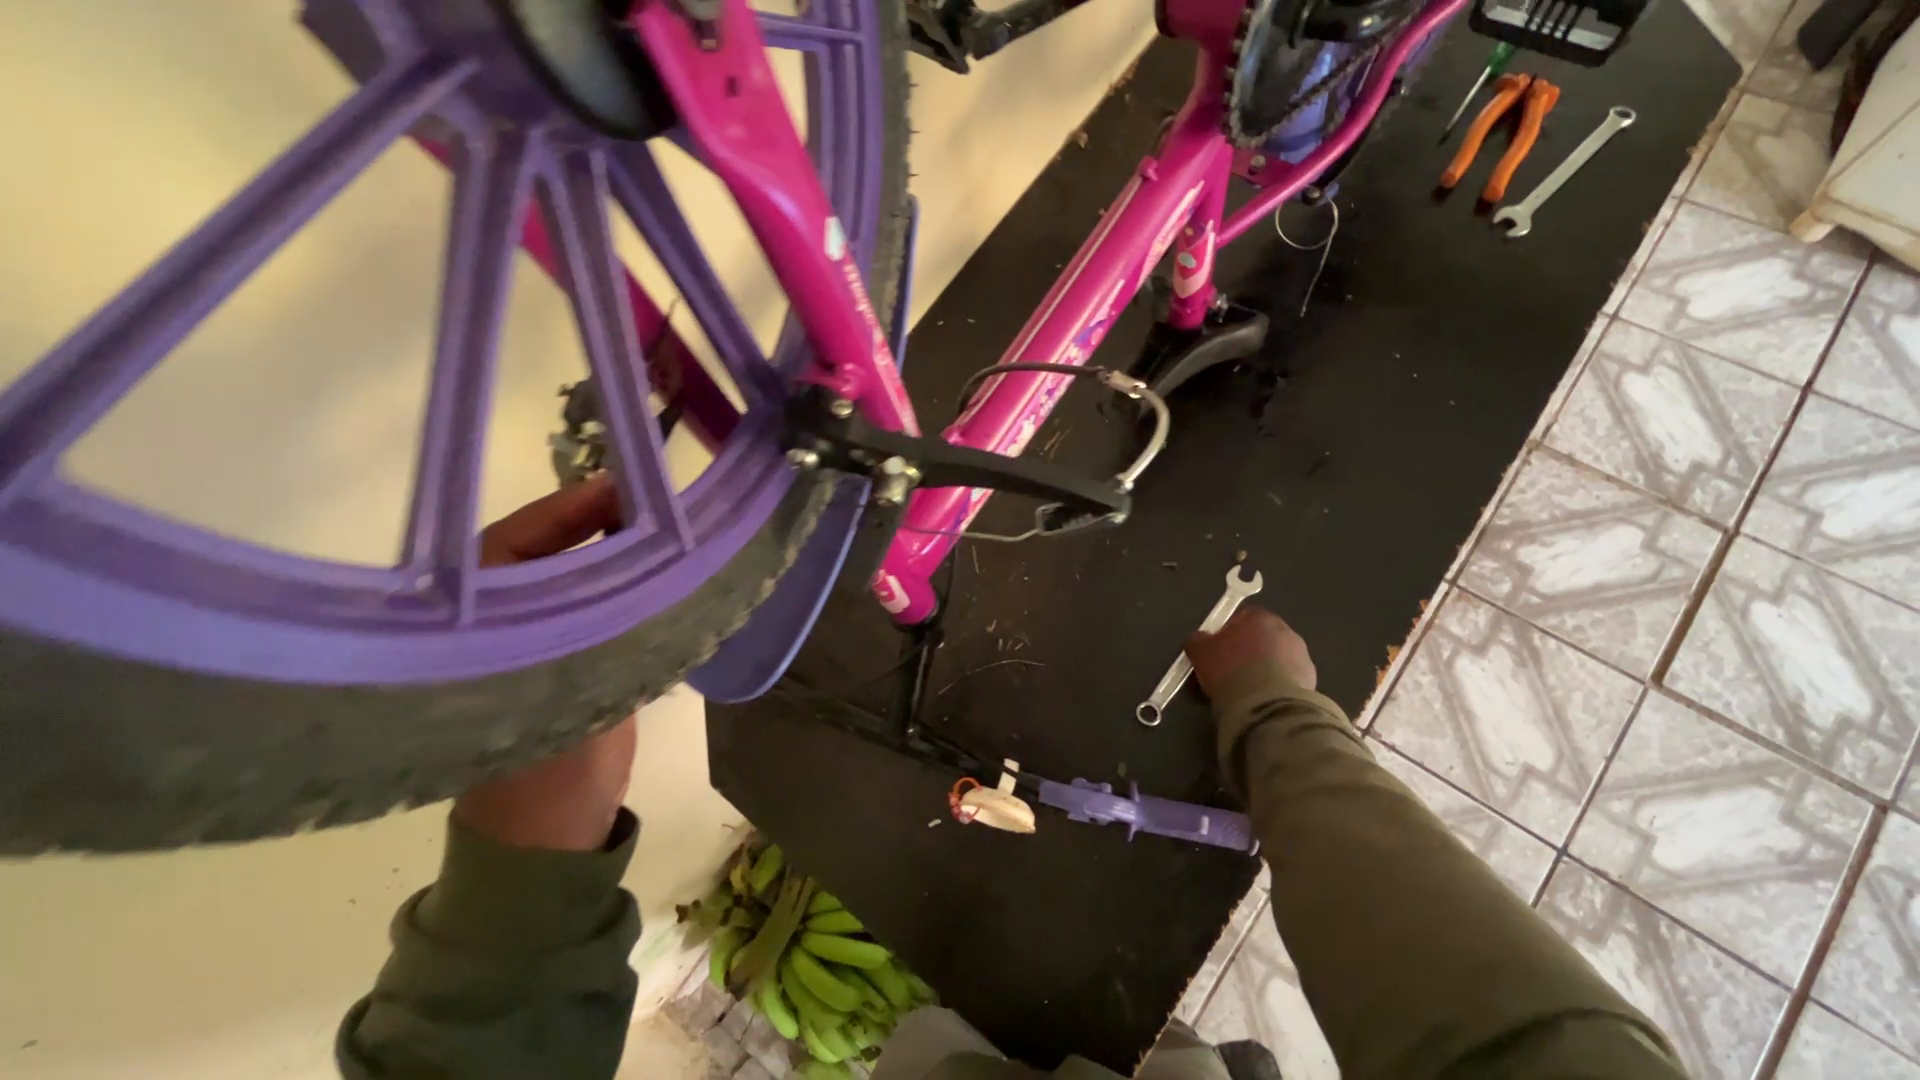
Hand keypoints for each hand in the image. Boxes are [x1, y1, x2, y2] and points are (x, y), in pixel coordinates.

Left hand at [452, 477, 636, 851]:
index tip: (625, 485)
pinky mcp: (574, 662)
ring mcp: (540, 642)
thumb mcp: (571, 696)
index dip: (571, 509)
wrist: (551, 840)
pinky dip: (634, 588)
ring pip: (580, 577)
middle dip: (601, 523)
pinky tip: (670, 577)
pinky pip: (603, 608)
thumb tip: (641, 559)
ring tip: (671, 531)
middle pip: (553, 552)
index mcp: (479, 622)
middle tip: (658, 502)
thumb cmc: (543, 775)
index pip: (520, 541)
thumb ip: (604, 629)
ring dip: (621, 553)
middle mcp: (503, 622)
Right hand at [1185, 606, 1316, 697]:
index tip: (1219, 652)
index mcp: (1258, 617)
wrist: (1266, 705)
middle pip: (1263, 637)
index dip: (1229, 633)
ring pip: (1278, 658)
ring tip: (1249, 690)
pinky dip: (1278, 685)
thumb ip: (1199, 641)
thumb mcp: (1200, 653)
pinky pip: (1289, 678)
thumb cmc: (1230, 670)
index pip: (1243, 617)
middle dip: (1250, 651)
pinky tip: (1264, 700)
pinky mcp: (1311, 679)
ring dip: (1266, 668)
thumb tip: (1200, 639)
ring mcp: (1302, 654)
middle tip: (1232, 671)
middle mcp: (1285, 630)